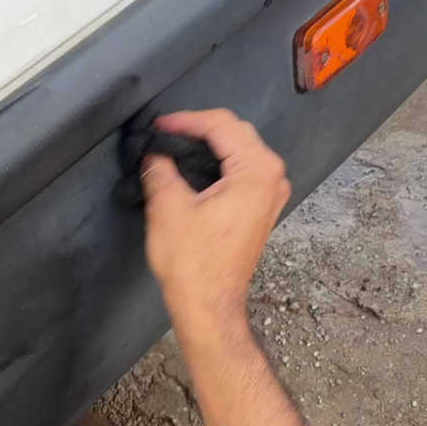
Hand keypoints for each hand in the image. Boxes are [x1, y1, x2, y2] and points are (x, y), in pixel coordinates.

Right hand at [139, 109, 290, 337]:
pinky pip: (240, 174)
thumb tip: (153, 156)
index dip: (185, 120)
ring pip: (238, 153)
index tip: (157, 126)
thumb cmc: (191, 261)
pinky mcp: (259, 211)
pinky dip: (216, 167)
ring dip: (207, 148)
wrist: (207, 305)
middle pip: (235, 135)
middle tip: (163, 134)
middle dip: (198, 130)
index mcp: (256, 170)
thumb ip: (160, 171)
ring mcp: (270, 196)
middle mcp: (272, 177)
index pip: (220, 125)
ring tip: (173, 149)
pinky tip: (190, 172)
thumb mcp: (167, 208)